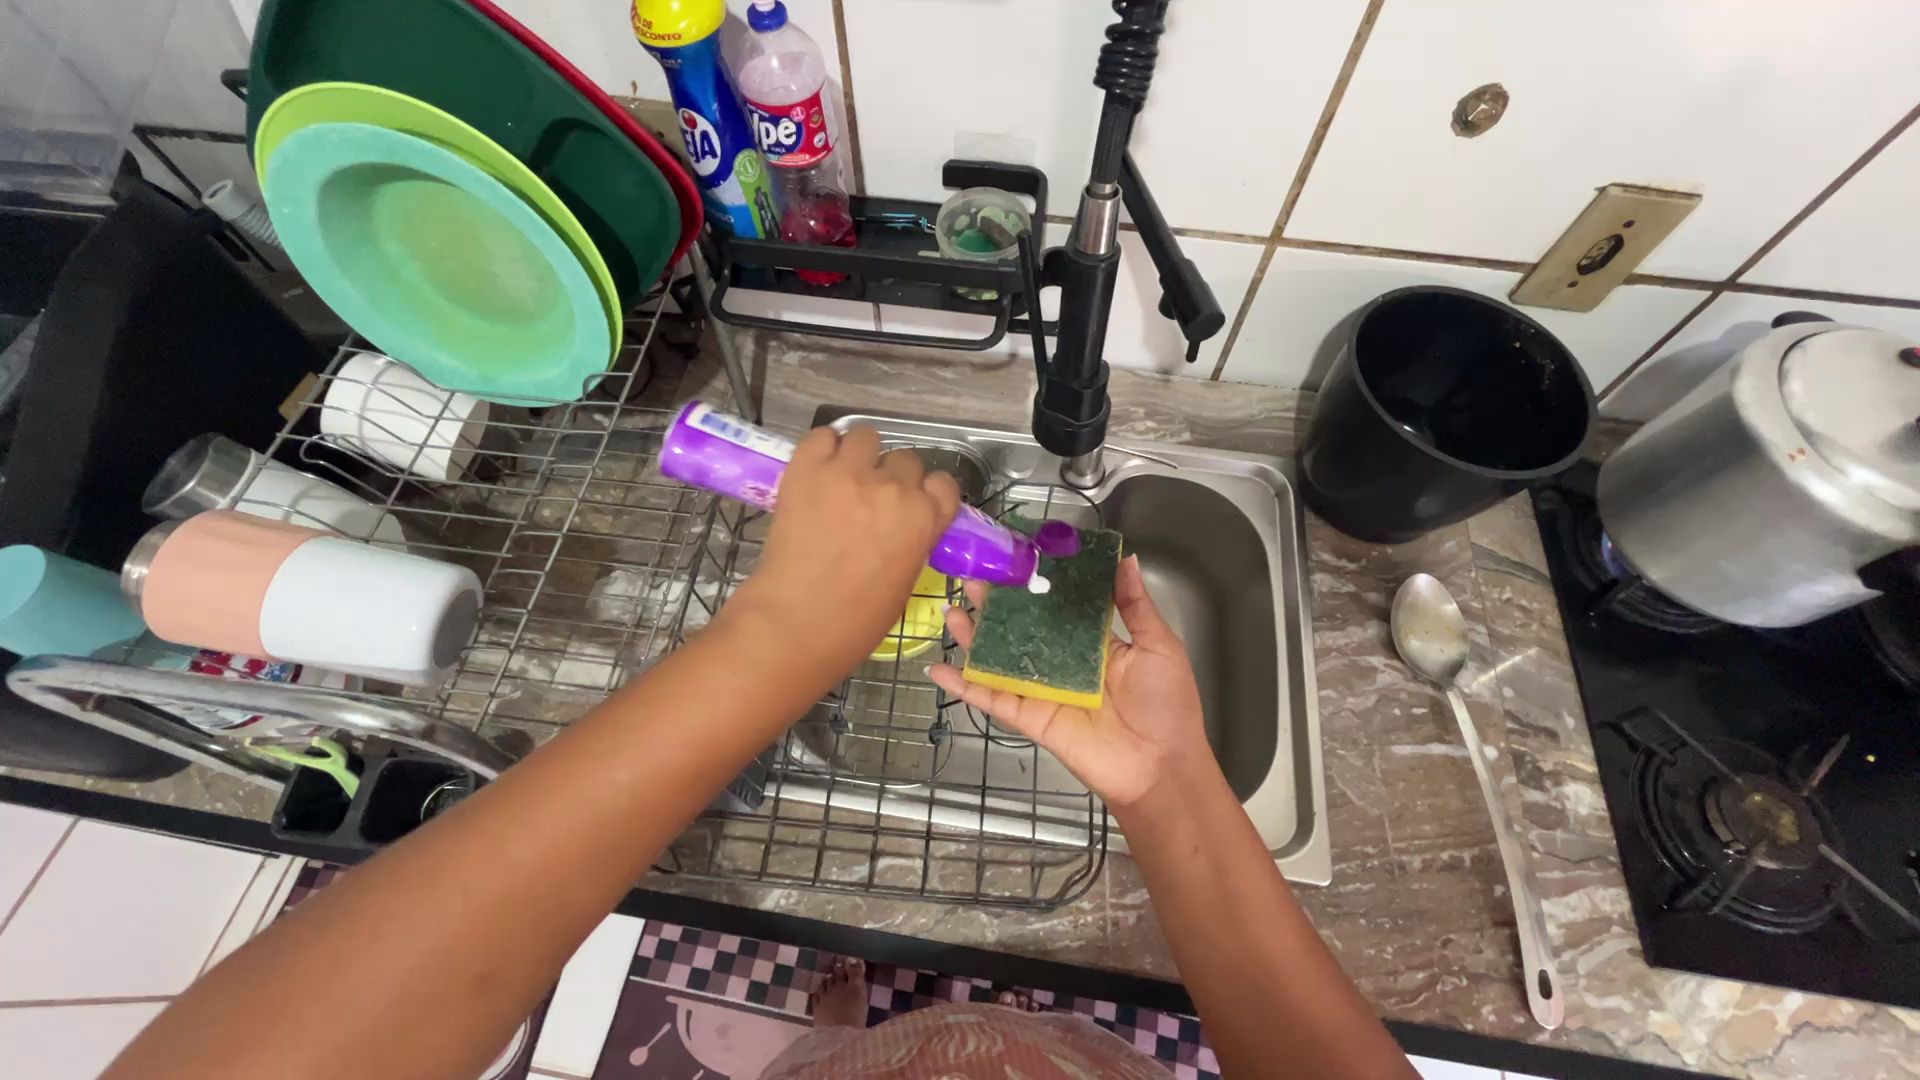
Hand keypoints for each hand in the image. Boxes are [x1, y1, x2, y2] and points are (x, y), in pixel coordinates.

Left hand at [725, 426, 959, 680]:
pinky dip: (822, 448)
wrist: (795, 621)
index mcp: (924, 519)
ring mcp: (849, 472)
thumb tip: (899, 529)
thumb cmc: (855, 621)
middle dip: (892, 476)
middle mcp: (894, 487)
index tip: (913, 503)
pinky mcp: (807, 467)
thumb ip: (910, 542)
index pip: (944, 483)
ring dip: (859, 455)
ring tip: (843, 477)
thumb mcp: (904, 581)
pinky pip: (822, 436)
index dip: (927, 492)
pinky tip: (817, 470)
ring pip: (866, 437)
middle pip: (905, 459)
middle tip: (871, 499)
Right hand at [928, 555, 1209, 808]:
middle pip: (1021, 629)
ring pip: (1000, 659)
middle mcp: (1064, 662)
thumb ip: (1135, 605)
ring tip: (950, 612)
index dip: (1036, 584)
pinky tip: (938, 669)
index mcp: (1094, 642)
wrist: (1160, 768)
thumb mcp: (1158, 646)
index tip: (1014, 559)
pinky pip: (993, 698)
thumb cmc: (1166, 705)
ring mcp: (1043, 689)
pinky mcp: (1030, 716)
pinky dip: (965, 686)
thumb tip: (1126, 558)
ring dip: (973, 638)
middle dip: (996, 605)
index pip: (1057, 606)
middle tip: (972, 578)